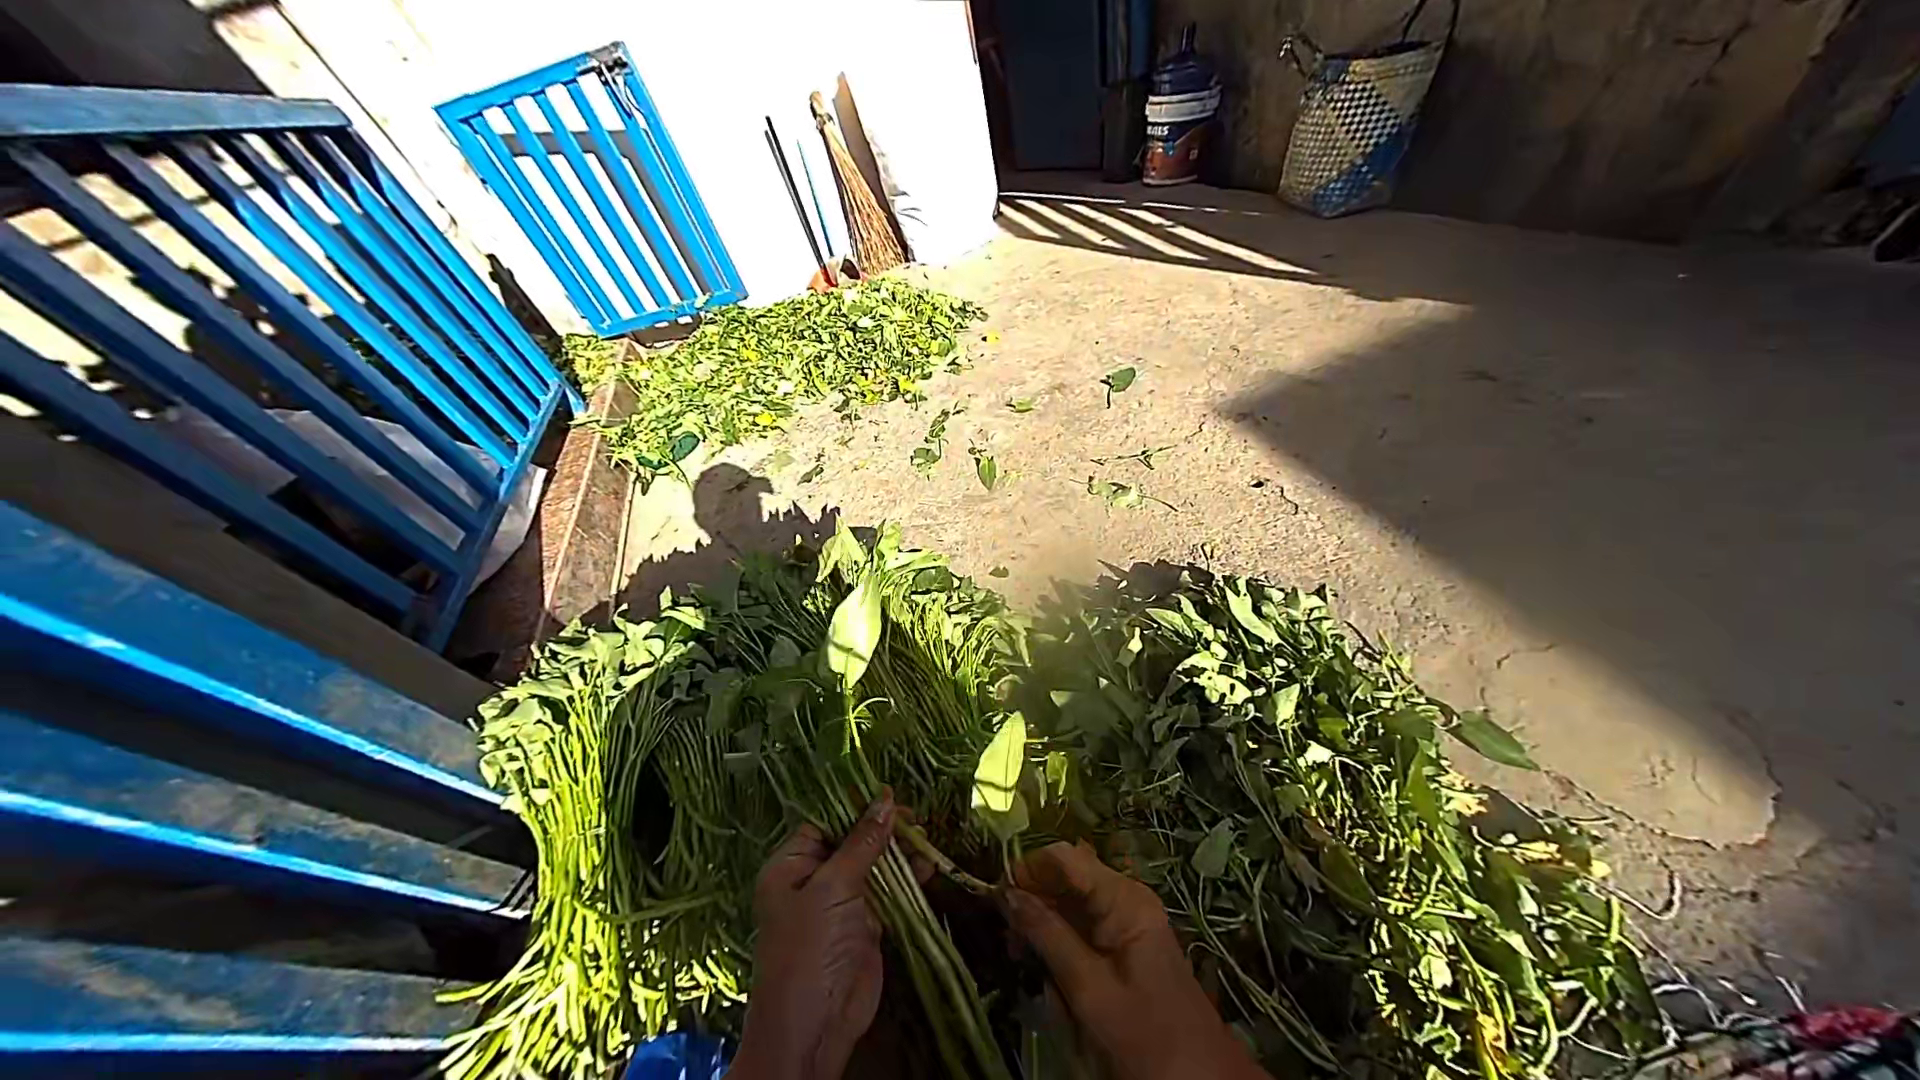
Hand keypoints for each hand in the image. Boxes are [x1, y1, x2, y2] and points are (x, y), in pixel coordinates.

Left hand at [727, 793, 897, 1079]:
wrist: (814, 1027)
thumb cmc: (810, 947)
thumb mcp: (833, 887)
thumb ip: (862, 842)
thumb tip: (885, 799)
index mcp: (792, 864)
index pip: (825, 820)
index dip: (855, 805)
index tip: (889, 792)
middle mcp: (814, 877)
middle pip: (852, 839)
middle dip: (882, 827)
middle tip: (914, 815)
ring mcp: (841, 901)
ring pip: (873, 863)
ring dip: (898, 850)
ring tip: (924, 833)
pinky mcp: (866, 923)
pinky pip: (888, 890)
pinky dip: (908, 877)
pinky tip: (927, 864)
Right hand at [1004, 842, 1270, 1079]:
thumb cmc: (1148, 1038)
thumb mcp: (1089, 989)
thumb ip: (1047, 935)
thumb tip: (1005, 892)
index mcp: (1123, 898)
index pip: (1064, 856)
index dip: (1027, 868)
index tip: (996, 898)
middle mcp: (1124, 897)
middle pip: (1065, 876)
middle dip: (1032, 899)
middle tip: (1007, 936)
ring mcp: (1124, 921)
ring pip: (1068, 902)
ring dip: (1041, 923)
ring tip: (1020, 955)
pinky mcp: (1121, 944)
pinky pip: (1080, 927)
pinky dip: (1057, 941)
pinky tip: (1043, 967)